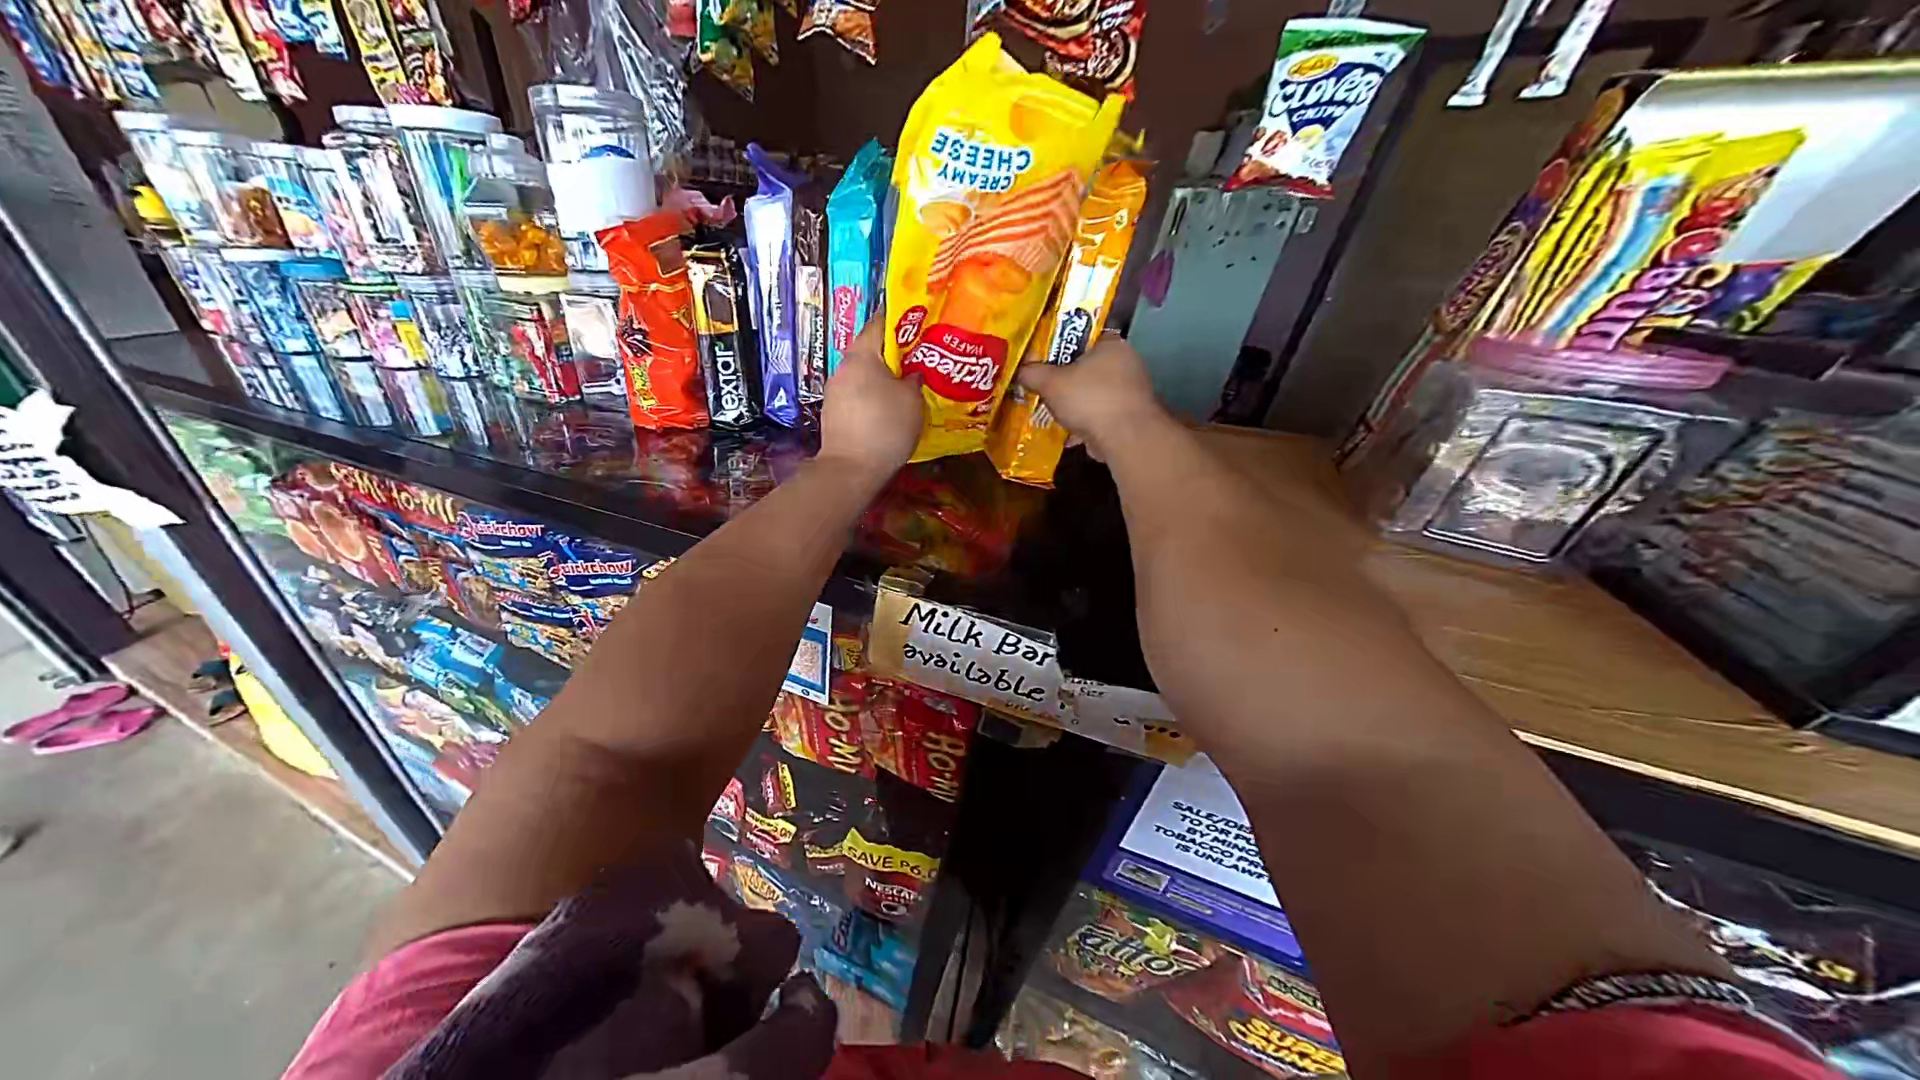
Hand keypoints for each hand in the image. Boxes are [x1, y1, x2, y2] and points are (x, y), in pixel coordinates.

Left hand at [818, 319, 923, 480]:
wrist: (851, 469)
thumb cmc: (885, 427)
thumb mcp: (912, 400)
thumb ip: (914, 379)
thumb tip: (912, 374)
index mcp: (861, 355)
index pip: (881, 323)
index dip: (902, 320)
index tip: (921, 322)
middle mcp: (843, 367)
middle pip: (871, 350)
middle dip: (895, 353)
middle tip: (921, 357)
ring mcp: (835, 391)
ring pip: (864, 375)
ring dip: (884, 378)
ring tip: (909, 386)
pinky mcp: (834, 413)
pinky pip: (859, 395)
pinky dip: (874, 397)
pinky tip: (891, 409)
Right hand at [1015, 336, 1169, 461]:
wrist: (1125, 437)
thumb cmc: (1089, 398)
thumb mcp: (1051, 382)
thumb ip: (1032, 373)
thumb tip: (1019, 370)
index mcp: (1111, 344)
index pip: (1083, 337)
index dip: (1061, 347)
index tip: (1043, 361)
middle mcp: (1127, 363)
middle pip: (1088, 368)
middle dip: (1066, 382)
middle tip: (1045, 390)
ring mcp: (1133, 391)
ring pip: (1094, 394)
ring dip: (1076, 406)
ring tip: (1054, 415)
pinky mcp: (1132, 417)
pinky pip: (1102, 415)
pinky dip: (1087, 424)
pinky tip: (1070, 436)